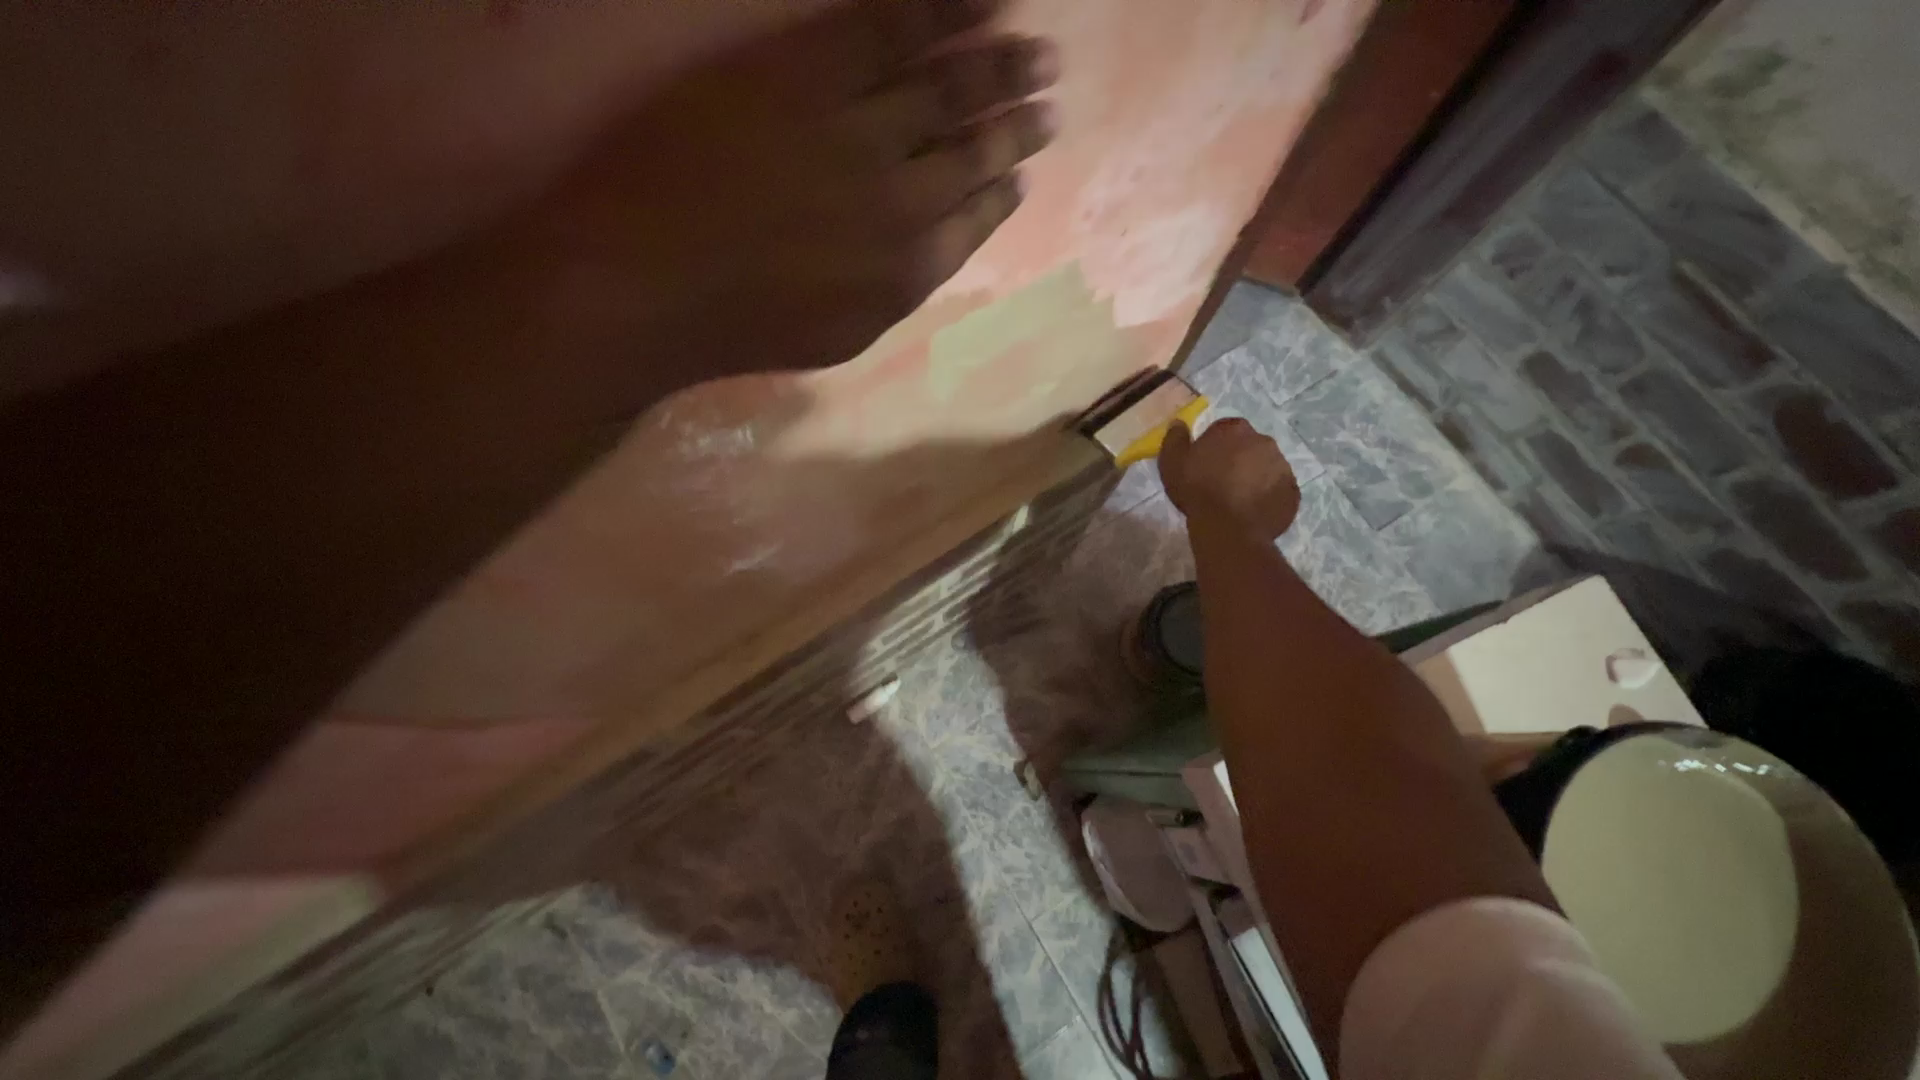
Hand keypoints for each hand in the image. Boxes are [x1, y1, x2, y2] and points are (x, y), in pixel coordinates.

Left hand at [519, 0, 1057, 381]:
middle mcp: (903, 200)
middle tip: (1050, 100)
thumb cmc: (736, 325)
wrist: (647, 286)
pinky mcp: (807, 76)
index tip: (1021, 175)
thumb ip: (896, 290)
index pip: (975, 219)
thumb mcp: (839, 334)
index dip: (1002, 191)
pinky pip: (890, 31)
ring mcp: (859, 133)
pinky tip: (988, 0)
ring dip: (999, 70)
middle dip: (1019, 124)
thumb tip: (931, 252)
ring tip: (1036, 54)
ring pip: (947, 91)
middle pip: (973, 150)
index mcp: (908, 269)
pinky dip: (944, 9)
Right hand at [1159, 417, 1300, 540]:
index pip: (1226, 430)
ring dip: (1256, 478)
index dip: (1216, 446)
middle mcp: (1264, 441)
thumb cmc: (1197, 490)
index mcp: (1235, 429)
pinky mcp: (1292, 492)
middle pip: (1250, 447)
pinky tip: (1252, 511)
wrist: (1227, 529)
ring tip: (1238, 500)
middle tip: (1222, 482)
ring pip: (1267, 468)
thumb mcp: (1172, 462)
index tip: (1206, 464)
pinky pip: (1279, 491)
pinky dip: (1268, 497)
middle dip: (1239, 460)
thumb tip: (1179, 423)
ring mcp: (1283, 467)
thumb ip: (1175, 438)